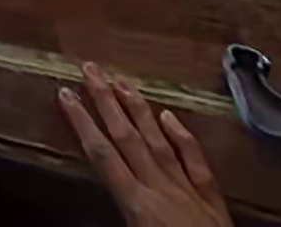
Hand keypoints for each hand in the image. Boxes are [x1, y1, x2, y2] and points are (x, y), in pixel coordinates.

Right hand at [59, 63, 228, 226]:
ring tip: (121, 80)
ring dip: (138, 110)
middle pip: (128, 138)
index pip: (102, 155)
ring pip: (159, 143)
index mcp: (139, 208)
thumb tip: (87, 204)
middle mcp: (161, 192)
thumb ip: (118, 217)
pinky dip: (184, 138)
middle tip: (90, 68)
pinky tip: (169, 115)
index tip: (65, 92)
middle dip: (106, 101)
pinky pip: (198, 166)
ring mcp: (190, 195)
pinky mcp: (215, 206)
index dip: (81, 122)